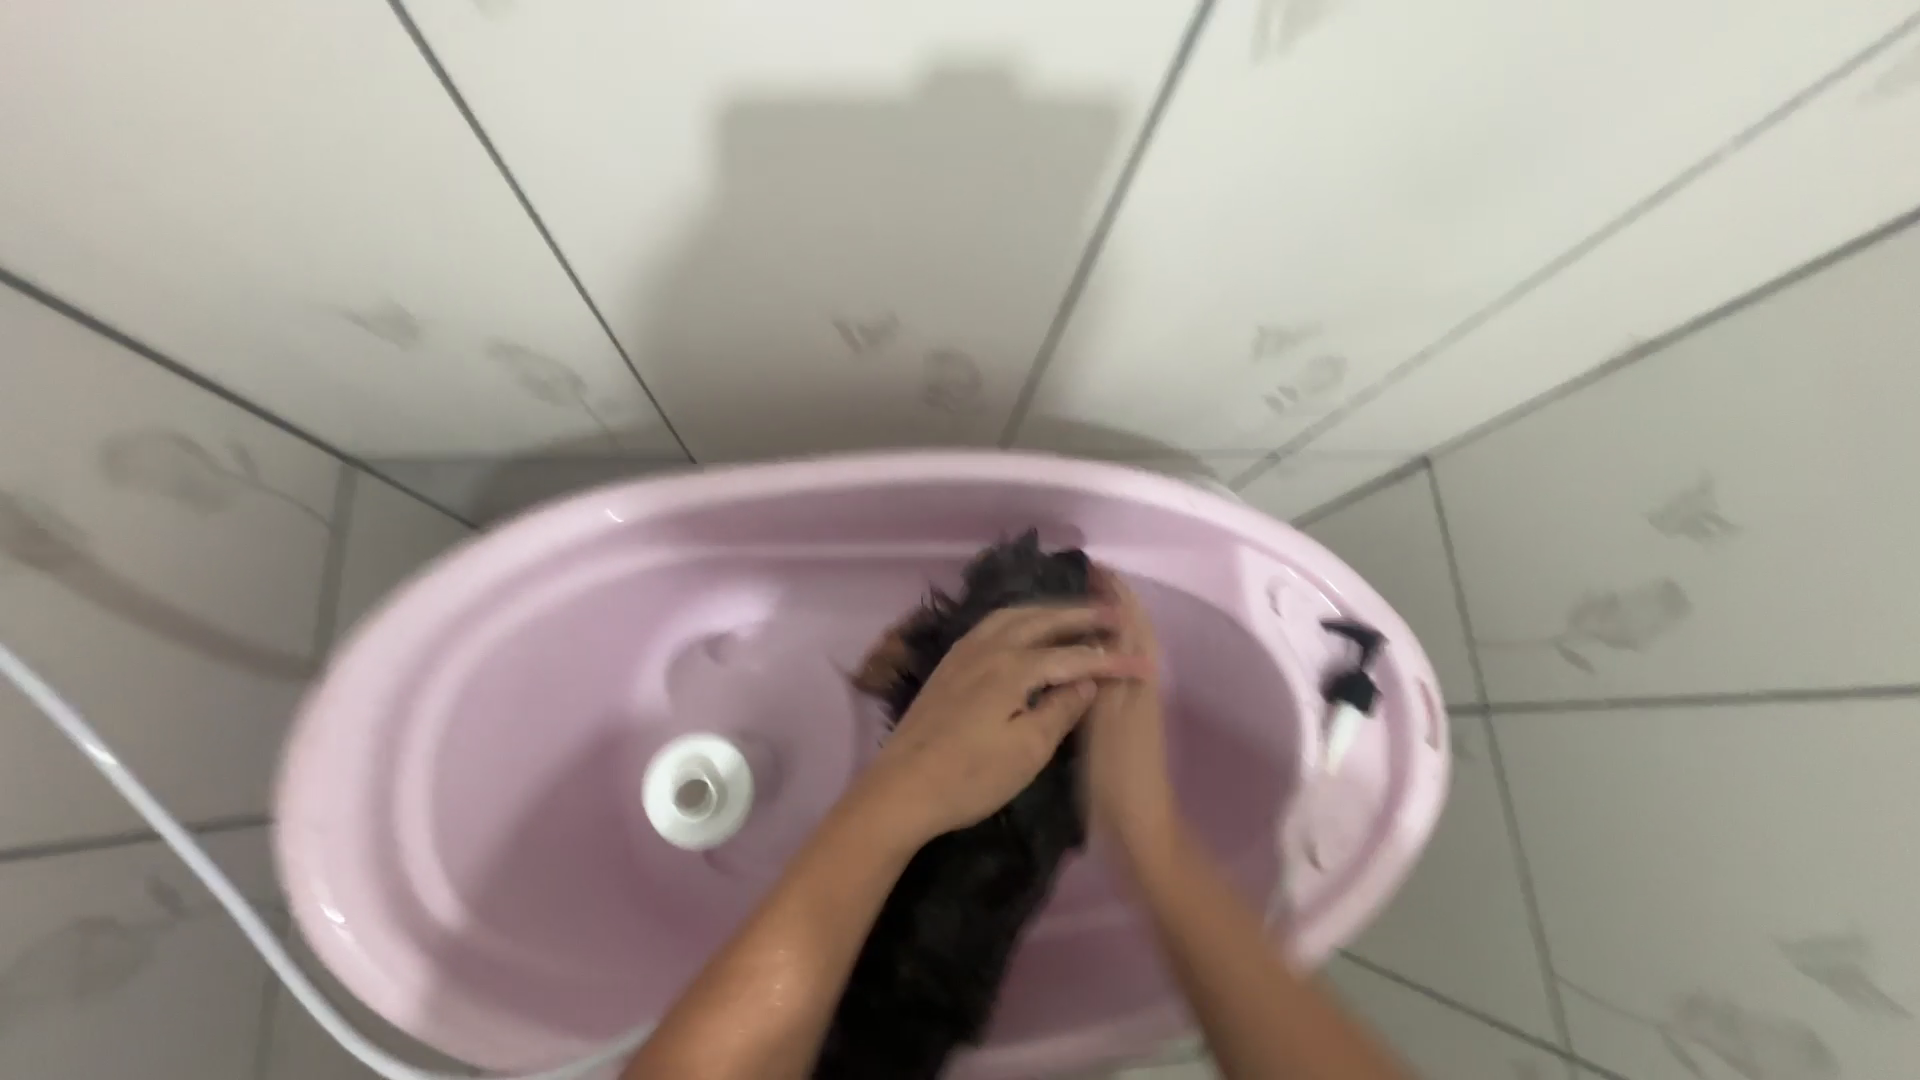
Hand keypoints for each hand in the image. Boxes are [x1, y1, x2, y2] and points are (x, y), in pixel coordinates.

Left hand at [854, 604, 1149, 846]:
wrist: (900, 789)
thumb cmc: (969, 777)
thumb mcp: (1026, 752)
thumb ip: (1060, 710)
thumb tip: (1086, 681)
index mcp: (1012, 667)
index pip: (1073, 657)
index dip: (1110, 661)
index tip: (1143, 665)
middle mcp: (988, 648)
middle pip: (1042, 620)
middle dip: (1081, 616)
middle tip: (1114, 615)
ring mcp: (962, 653)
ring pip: (1013, 616)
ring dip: (1048, 611)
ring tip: (1073, 614)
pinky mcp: (948, 665)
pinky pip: (991, 625)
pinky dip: (1019, 619)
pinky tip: (1023, 630)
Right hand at [1084, 568, 1177, 843]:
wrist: (1137, 825)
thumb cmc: (1117, 775)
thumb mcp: (1105, 720)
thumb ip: (1103, 673)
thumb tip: (1101, 628)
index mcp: (1138, 678)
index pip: (1131, 622)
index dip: (1116, 593)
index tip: (1093, 567)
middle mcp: (1140, 683)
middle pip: (1131, 631)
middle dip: (1112, 602)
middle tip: (1081, 579)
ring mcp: (1132, 702)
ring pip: (1123, 649)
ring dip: (1106, 623)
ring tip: (1076, 607)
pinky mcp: (1121, 719)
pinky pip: (1112, 668)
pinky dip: (1099, 650)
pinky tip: (1076, 656)